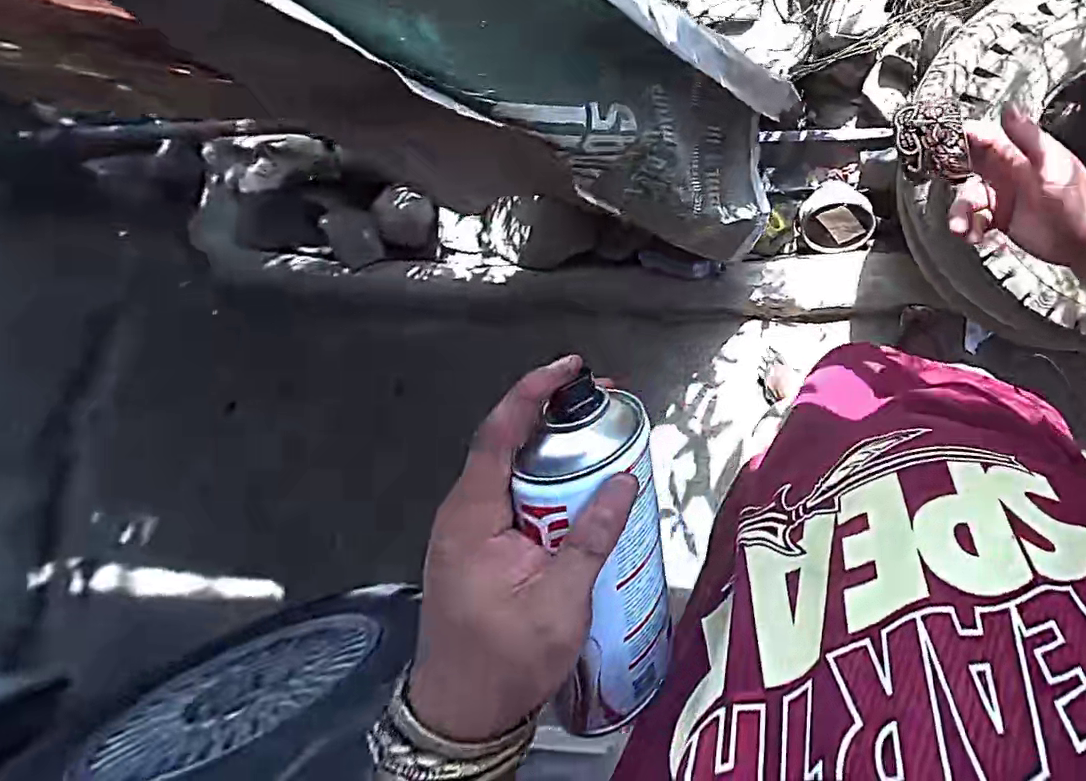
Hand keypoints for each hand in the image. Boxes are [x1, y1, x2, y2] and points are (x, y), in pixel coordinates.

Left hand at [408, 355, 638, 741]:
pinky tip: (583, 485)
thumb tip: (623, 483)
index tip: (567, 369)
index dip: (532, 392)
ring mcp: (473, 525)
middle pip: (510, 440)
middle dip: (556, 411)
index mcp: (472, 519)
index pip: (497, 434)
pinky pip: (520, 492)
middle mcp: (466, 512)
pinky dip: (552, 478)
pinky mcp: (486, 539)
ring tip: (601, 434)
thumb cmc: (500, 666)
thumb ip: (593, 539)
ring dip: (557, 446)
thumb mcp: (559, 604)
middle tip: (602, 400)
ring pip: (517, 466)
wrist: (462, 716)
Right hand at [946, 105, 1085, 272]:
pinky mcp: (1004, 220)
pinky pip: (976, 220)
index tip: (938, 141)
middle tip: (939, 183)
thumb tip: (1010, 109)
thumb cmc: (1084, 205)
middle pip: (967, 168)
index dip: (958, 137)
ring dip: (959, 212)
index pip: (982, 138)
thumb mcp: (1055, 167)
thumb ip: (1029, 138)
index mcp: (1020, 155)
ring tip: (961, 228)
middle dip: (950, 177)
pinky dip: (969, 228)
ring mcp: (1006, 197)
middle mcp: (1010, 173)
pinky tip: (973, 236)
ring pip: (968, 198)